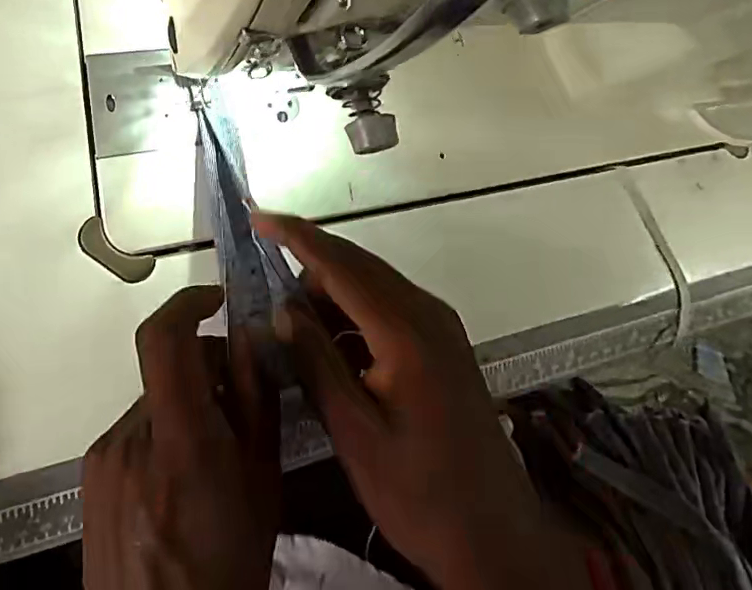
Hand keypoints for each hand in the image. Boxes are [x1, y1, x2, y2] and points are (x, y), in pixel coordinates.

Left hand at [83, 285, 279, 589]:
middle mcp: (130, 437)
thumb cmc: (228, 562)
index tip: (217, 299)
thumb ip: (257, 399)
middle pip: (170, 368)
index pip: (165, 339)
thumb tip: (249, 336)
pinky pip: (137, 428)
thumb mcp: (264, 479)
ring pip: (157, 399)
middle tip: (239, 407)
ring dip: (187, 406)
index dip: (188, 302)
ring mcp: (104, 456)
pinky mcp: (91, 473)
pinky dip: (164, 432)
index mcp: (181, 440)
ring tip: (210, 460)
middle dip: (208, 369)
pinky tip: (180, 482)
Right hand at [257, 215, 589, 589]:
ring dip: (331, 293)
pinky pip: (388, 306)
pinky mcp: (442, 341)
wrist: (494, 533)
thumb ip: (317, 362)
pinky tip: (331, 344)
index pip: (340, 265)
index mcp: (405, 330)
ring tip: (292, 327)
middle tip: (263, 281)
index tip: (258, 218)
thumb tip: (283, 311)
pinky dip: (354, 312)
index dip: (296, 237)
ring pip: (373, 284)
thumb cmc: (419, 492)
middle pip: (358, 265)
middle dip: (309, 264)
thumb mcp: (355, 432)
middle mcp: (426, 312)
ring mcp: (439, 325)